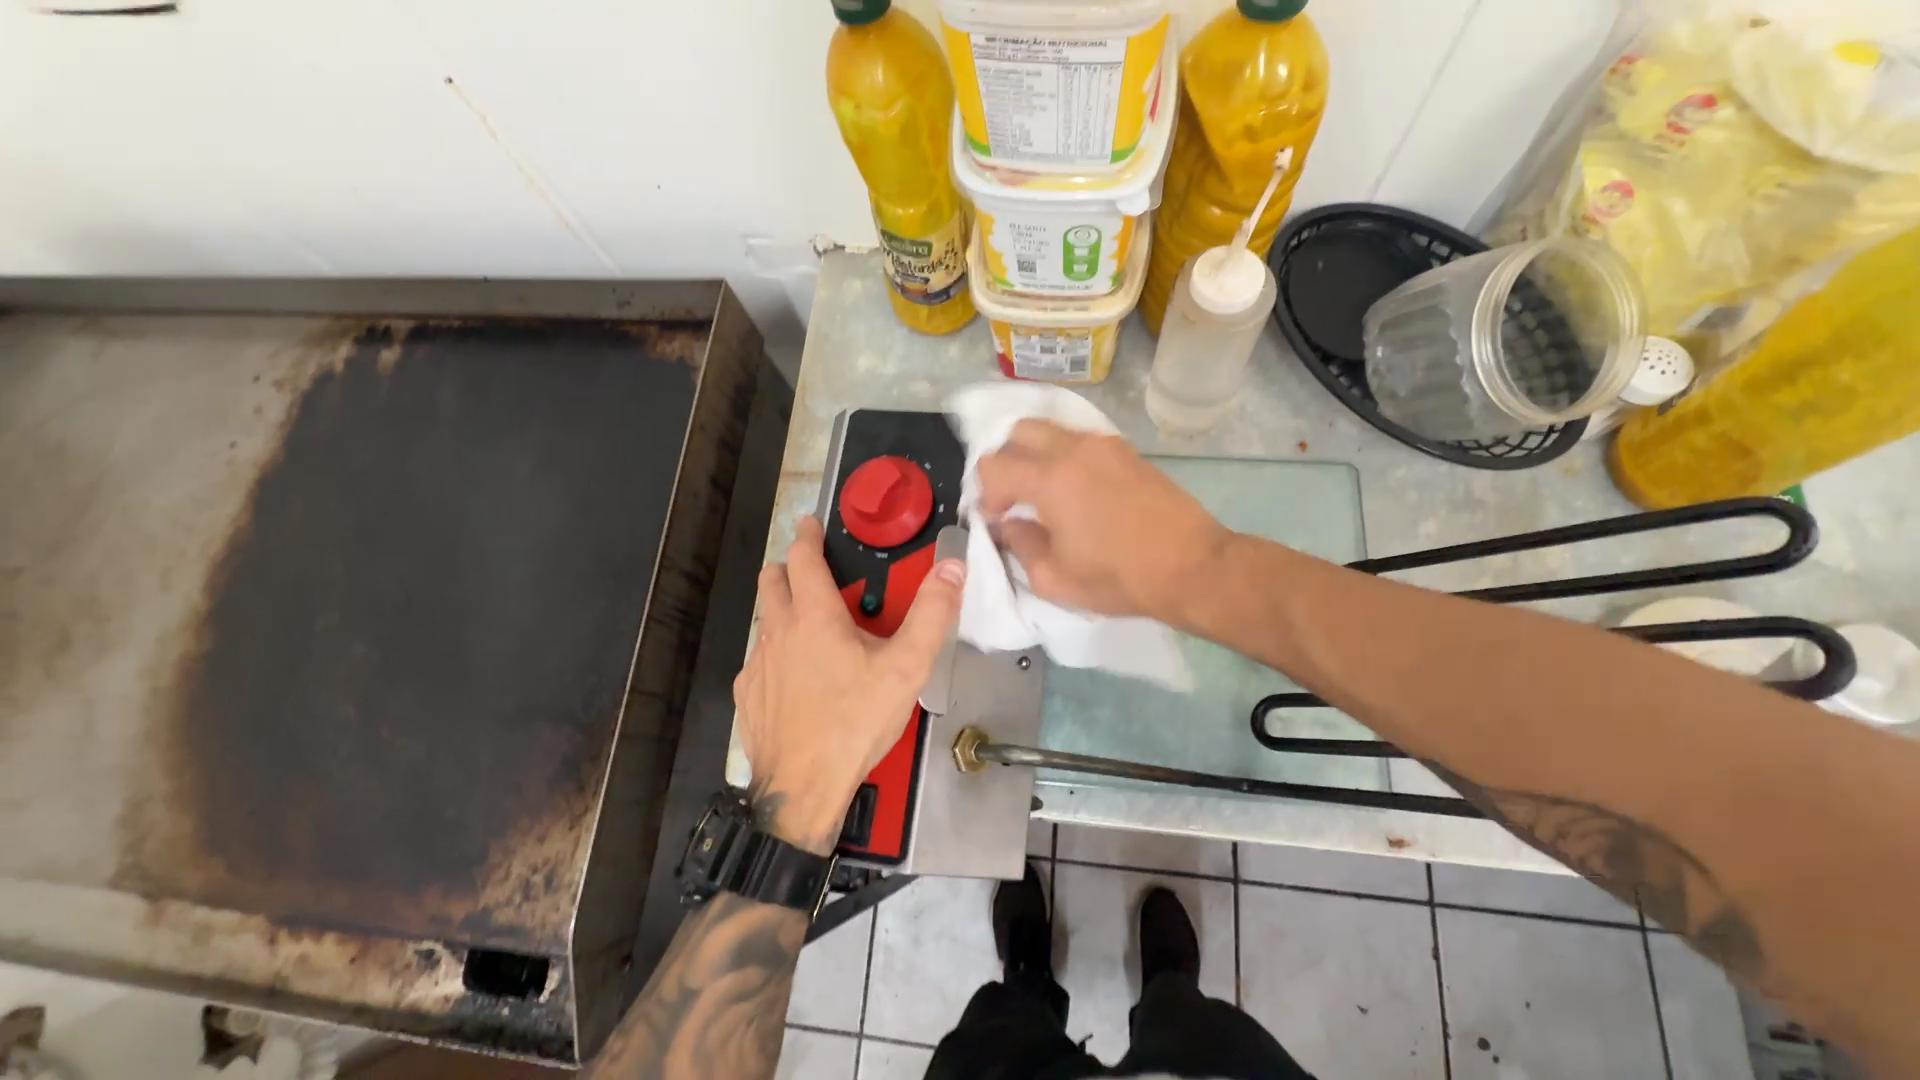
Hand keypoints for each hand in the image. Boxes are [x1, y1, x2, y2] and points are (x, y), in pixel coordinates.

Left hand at [734, 517, 965, 854]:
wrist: (805, 786)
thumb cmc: (855, 723)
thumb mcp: (907, 667)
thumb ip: (931, 613)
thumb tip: (952, 568)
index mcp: (814, 617)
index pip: (802, 558)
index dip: (807, 536)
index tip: (811, 525)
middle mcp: (778, 632)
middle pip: (772, 581)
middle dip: (788, 566)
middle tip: (809, 568)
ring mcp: (758, 665)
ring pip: (765, 621)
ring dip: (782, 610)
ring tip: (810, 623)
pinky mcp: (749, 695)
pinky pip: (759, 660)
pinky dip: (776, 653)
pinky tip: (797, 676)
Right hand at [977, 420, 1232, 622]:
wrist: (1192, 567)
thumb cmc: (1119, 579)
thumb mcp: (1054, 579)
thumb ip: (1019, 545)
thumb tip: (1007, 526)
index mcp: (1051, 479)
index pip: (994, 465)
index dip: (986, 494)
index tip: (999, 521)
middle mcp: (1074, 449)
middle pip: (1018, 431)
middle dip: (1006, 462)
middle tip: (1015, 499)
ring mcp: (1104, 445)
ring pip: (1051, 430)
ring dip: (1036, 455)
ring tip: (1044, 493)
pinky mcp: (1126, 451)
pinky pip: (1080, 440)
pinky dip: (1064, 456)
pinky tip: (1075, 491)